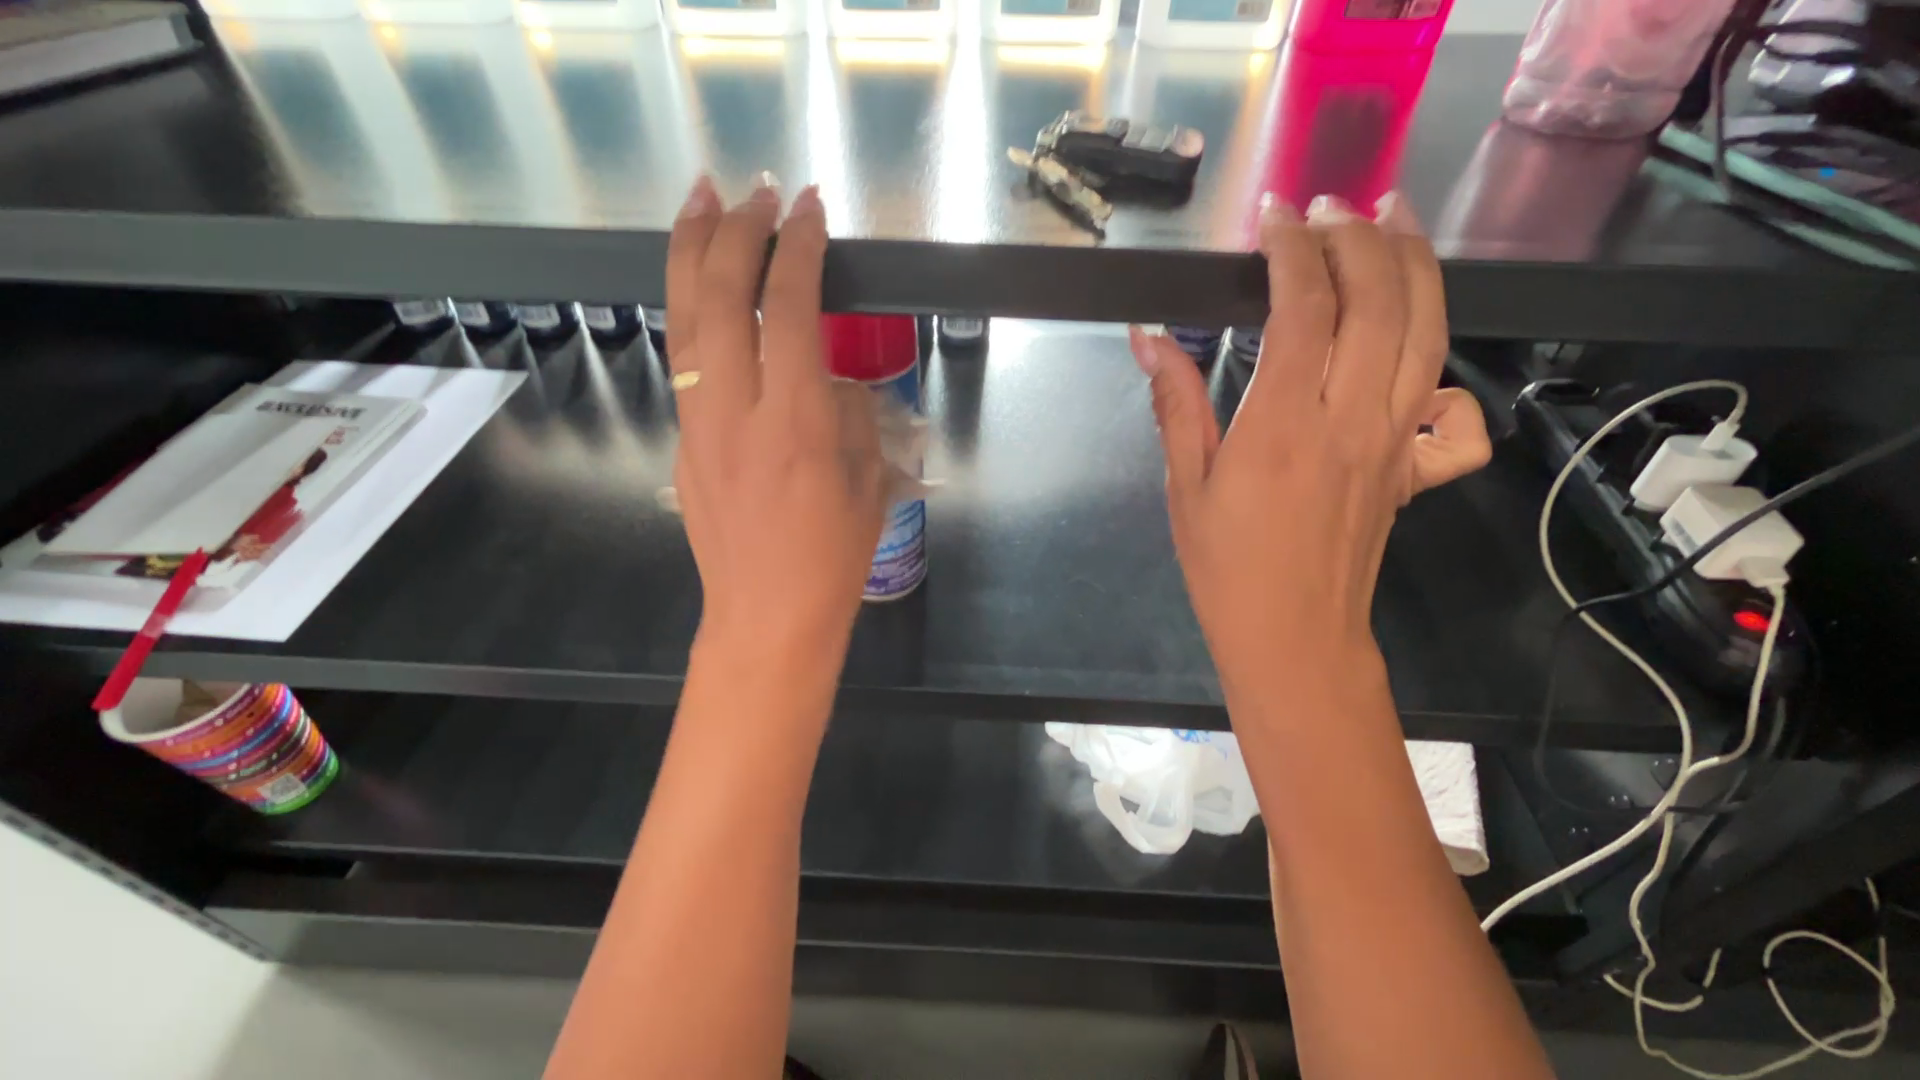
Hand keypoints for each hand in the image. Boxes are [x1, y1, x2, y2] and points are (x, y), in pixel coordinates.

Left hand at [665, 174, 887, 669]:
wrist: (766, 616)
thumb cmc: (833, 559)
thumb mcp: (867, 482)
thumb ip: (849, 414)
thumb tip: (826, 373)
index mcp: (796, 424)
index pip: (789, 310)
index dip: (798, 250)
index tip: (809, 209)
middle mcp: (737, 413)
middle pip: (719, 298)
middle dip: (736, 231)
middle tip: (754, 190)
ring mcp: (699, 426)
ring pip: (682, 321)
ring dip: (689, 252)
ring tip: (701, 200)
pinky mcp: (682, 442)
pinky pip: (683, 360)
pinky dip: (689, 308)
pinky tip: (699, 286)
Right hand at [1130, 192, 1490, 686]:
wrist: (1297, 638)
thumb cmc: (1227, 568)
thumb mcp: (1184, 488)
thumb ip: (1174, 404)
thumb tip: (1147, 338)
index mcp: (1282, 426)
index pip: (1304, 307)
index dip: (1292, 248)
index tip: (1273, 214)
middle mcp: (1350, 419)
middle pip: (1379, 300)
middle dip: (1358, 236)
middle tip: (1330, 206)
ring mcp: (1393, 439)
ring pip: (1427, 330)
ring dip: (1415, 263)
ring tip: (1393, 217)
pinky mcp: (1411, 462)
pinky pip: (1446, 395)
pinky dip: (1439, 347)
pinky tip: (1413, 330)